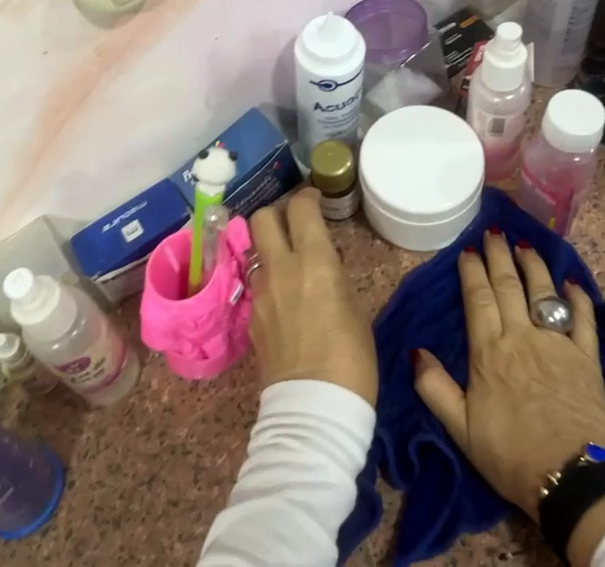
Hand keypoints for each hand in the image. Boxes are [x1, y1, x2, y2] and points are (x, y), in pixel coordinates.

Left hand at [247, 189, 377, 404]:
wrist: (313, 408)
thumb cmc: (351, 358)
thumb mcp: (354, 307)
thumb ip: (333, 276)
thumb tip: (324, 265)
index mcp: (313, 260)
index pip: (300, 207)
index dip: (307, 197)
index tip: (315, 200)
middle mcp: (280, 269)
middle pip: (262, 218)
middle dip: (277, 213)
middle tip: (294, 224)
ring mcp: (260, 293)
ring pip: (256, 252)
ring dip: (271, 249)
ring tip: (292, 265)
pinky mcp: (250, 318)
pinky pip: (257, 285)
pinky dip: (269, 281)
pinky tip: (287, 301)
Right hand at [412, 229, 604, 518]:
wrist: (574, 477)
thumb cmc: (511, 455)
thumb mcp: (461, 430)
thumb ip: (435, 388)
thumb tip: (415, 351)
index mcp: (489, 352)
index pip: (478, 299)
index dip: (472, 272)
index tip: (468, 250)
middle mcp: (522, 337)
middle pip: (509, 287)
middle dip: (500, 257)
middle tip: (495, 233)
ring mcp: (558, 344)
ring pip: (543, 294)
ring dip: (535, 267)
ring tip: (526, 245)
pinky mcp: (588, 358)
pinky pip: (584, 320)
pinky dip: (579, 299)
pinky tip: (572, 284)